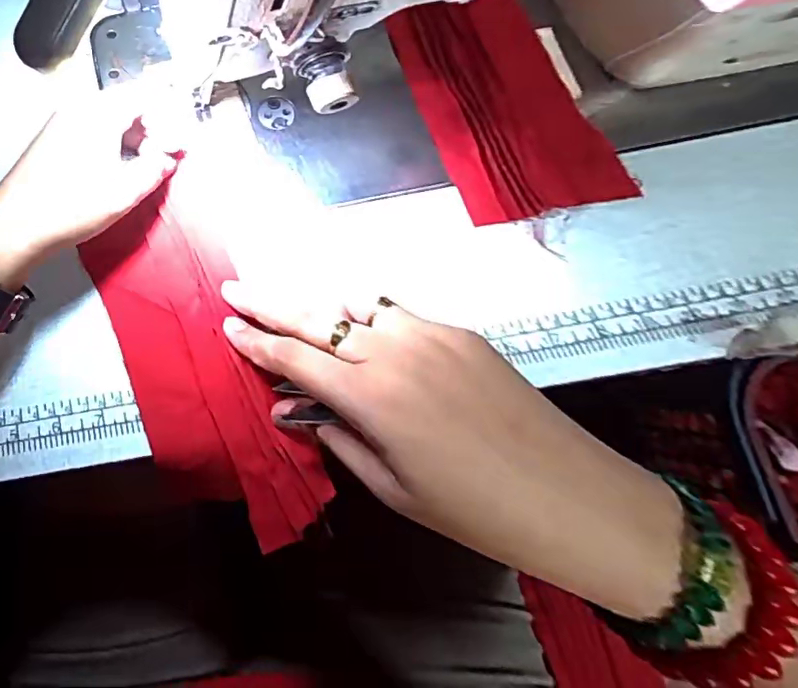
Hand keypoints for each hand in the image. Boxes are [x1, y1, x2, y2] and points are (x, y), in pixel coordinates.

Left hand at [0, 86, 181, 285]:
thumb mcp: (126, 190)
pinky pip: (98, 128)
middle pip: (132, 102)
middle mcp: (81, 108)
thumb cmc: (66, 207)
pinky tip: (123, 168)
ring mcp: (66, 121)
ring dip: (138, 136)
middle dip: (157, 126)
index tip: (181, 138)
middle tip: (168, 155)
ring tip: (148, 165)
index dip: (172, 114)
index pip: (149, 92)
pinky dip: (118, 142)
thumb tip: (167, 158)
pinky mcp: (58, 138)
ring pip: (115, 116)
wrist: (12, 228)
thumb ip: (157, 167)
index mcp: (100, 111)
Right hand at [221, 279, 688, 620]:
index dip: (256, 342)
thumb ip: (336, 438)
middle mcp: (393, 351)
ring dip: (320, 304)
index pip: (294, 358)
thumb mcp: (392, 487)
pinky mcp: (458, 329)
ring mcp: (428, 332)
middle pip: (314, 316)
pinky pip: (398, 313)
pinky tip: (362, 327)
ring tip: (294, 304)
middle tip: (236, 287)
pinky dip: (369, 316)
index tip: (229, 326)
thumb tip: (290, 410)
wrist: (569, 492)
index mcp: (371, 397)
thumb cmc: (472, 509)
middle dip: (269, 301)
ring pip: (356, 304)